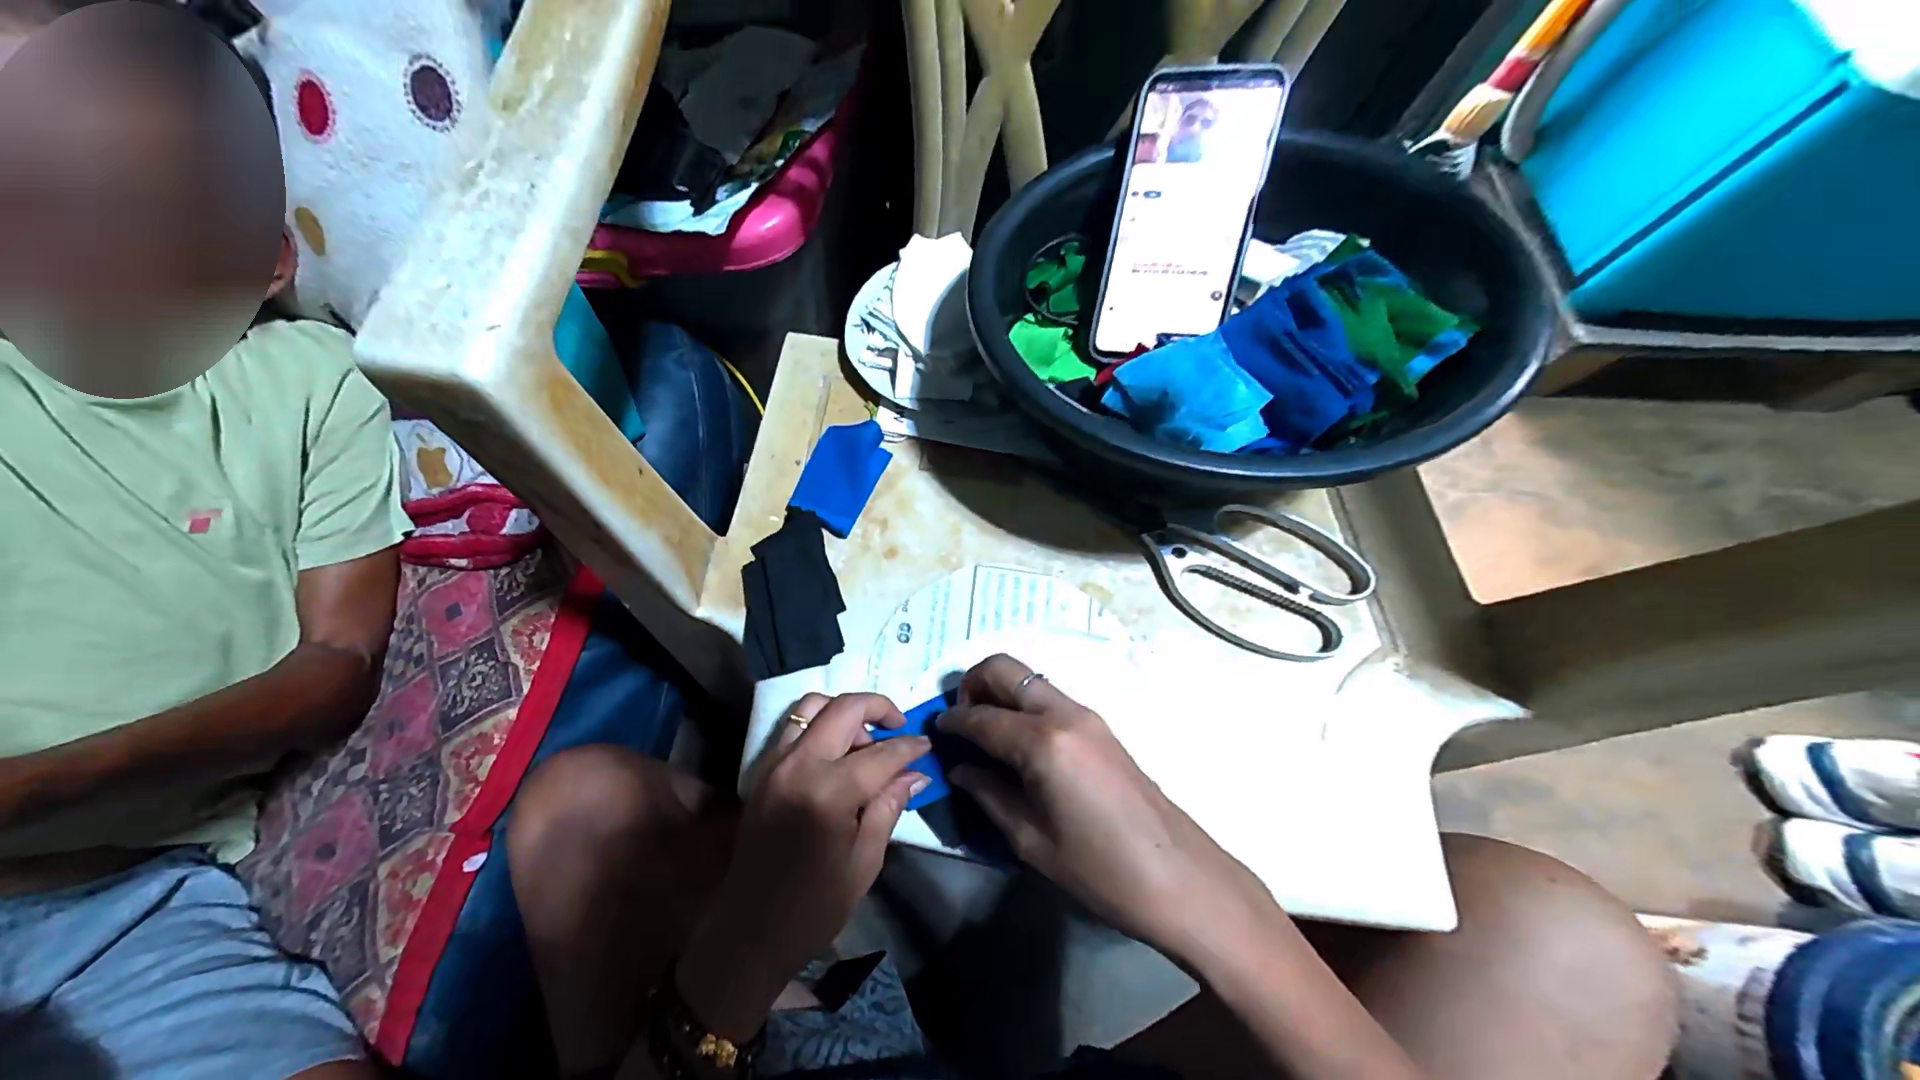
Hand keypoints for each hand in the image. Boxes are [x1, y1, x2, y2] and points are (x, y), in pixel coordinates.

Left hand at [675, 692, 928, 1038]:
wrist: (750, 930)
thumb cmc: (816, 905)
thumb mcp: (865, 860)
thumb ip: (889, 806)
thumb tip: (915, 773)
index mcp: (828, 793)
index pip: (880, 753)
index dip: (909, 747)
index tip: (927, 744)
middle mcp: (798, 766)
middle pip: (843, 708)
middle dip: (878, 707)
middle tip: (900, 725)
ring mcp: (774, 764)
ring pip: (812, 706)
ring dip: (844, 711)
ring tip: (865, 739)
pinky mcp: (762, 770)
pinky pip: (793, 726)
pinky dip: (820, 724)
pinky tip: (837, 751)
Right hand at [939, 655, 1275, 963]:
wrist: (1179, 876)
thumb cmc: (1100, 869)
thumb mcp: (1031, 840)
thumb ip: (988, 794)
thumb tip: (959, 768)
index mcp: (1043, 742)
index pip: (980, 717)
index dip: (951, 722)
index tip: (933, 732)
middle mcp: (1064, 713)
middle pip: (1005, 668)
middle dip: (972, 684)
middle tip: (960, 722)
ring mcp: (1086, 715)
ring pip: (1029, 678)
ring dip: (999, 693)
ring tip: (984, 735)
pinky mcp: (1099, 726)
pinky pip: (1048, 698)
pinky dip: (1022, 706)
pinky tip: (1015, 744)